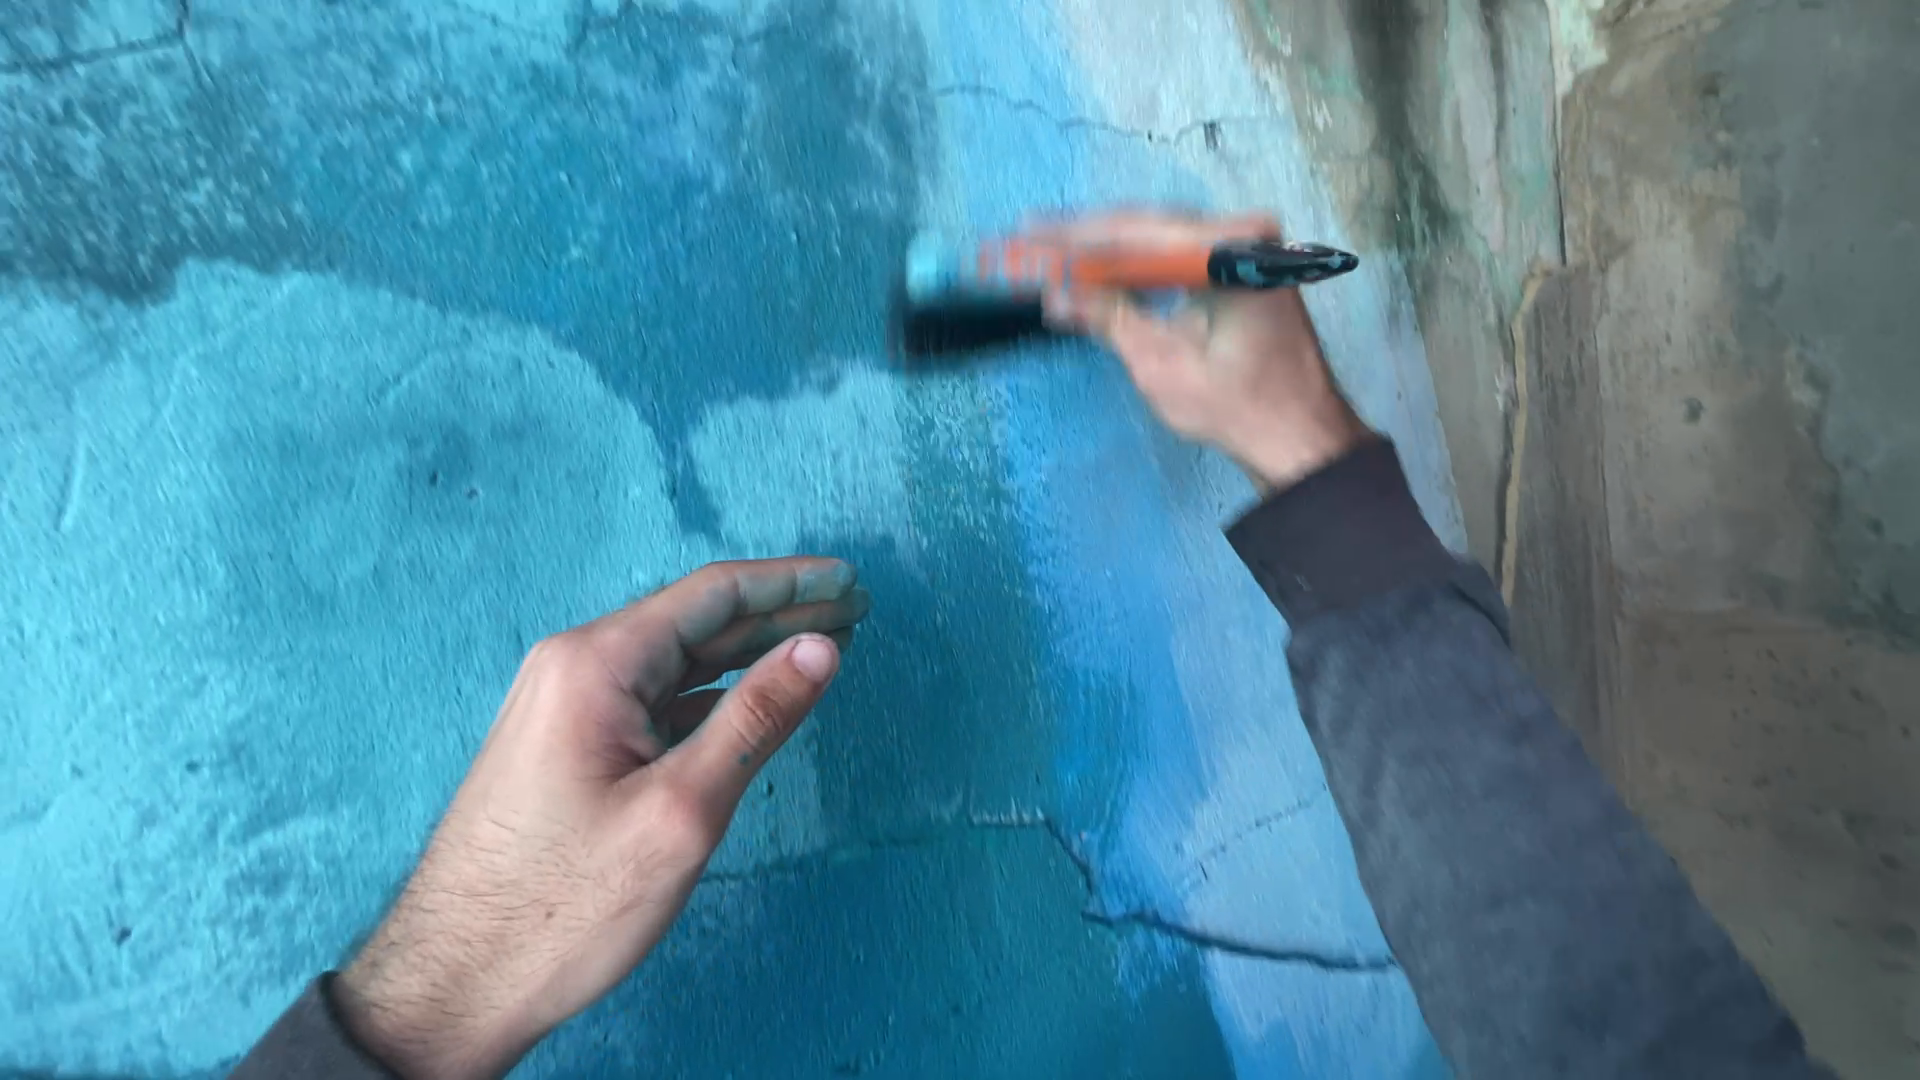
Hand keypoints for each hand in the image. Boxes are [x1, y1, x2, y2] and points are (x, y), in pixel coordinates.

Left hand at [333, 558, 871, 1078]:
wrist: (447, 991)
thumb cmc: (568, 902)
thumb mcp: (682, 808)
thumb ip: (758, 716)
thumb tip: (822, 646)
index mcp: (598, 661)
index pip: (714, 594)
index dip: (791, 582)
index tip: (849, 580)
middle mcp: (580, 664)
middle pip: (700, 620)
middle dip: (782, 612)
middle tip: (854, 608)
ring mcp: (573, 702)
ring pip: (683, 659)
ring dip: (754, 650)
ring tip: (823, 643)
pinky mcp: (576, 739)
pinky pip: (662, 696)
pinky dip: (719, 691)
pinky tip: (757, 695)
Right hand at [1033, 210, 1372, 490]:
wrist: (1298, 434)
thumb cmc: (1234, 406)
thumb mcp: (1160, 363)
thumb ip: (1107, 316)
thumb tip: (1053, 292)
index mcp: (1228, 247)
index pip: (1130, 234)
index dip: (1068, 242)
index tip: (1021, 242)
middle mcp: (1240, 231)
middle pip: (1142, 228)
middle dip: (1078, 240)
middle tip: (1022, 242)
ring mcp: (1244, 246)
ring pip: (1154, 239)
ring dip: (1101, 251)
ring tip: (1046, 252)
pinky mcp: (1239, 266)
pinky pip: (1172, 256)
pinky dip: (1132, 266)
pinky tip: (1095, 269)